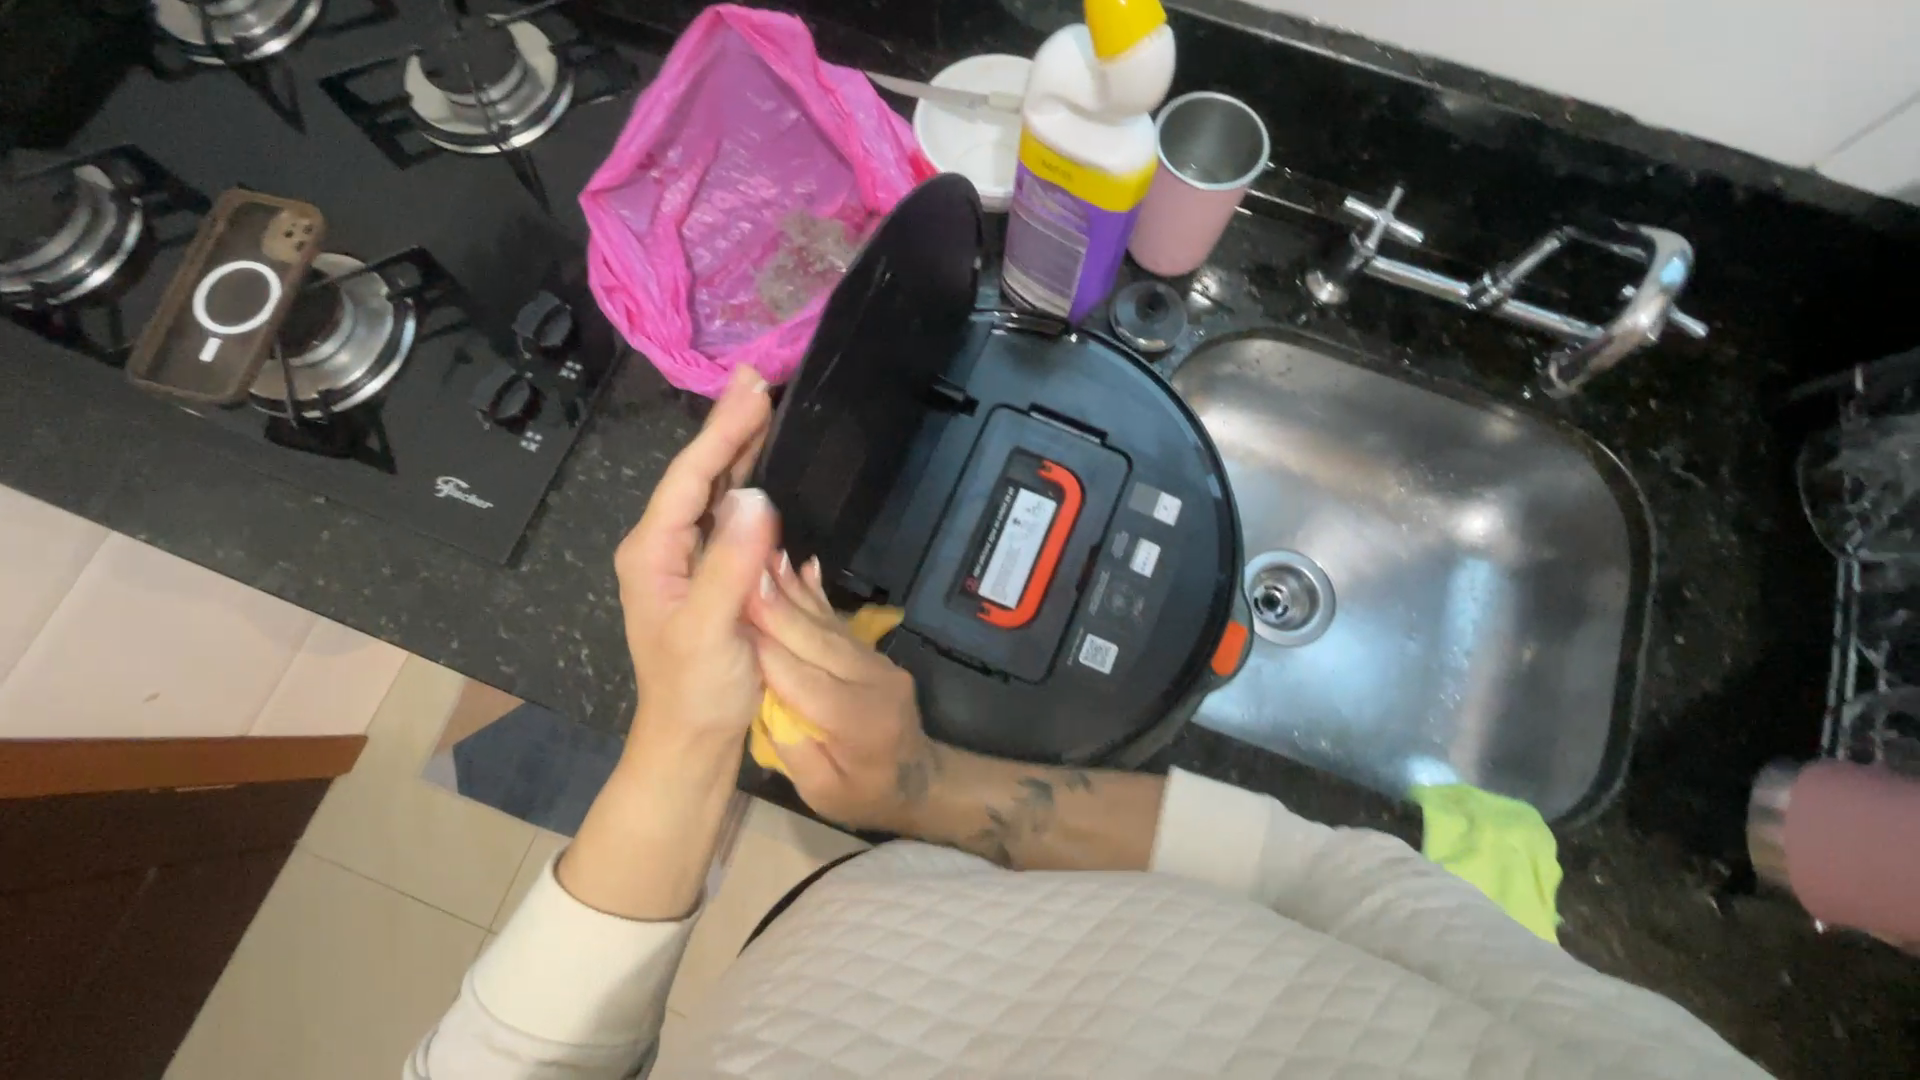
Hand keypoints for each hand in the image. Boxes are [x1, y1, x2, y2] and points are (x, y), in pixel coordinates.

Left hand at [559, 366, 775, 920]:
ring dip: (738, 451)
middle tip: (761, 382)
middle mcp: (663, 548)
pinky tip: (762, 472)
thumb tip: (756, 496)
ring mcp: (684, 563)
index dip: (722, 430)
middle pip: (697, 476)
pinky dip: (745, 486)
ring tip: (764, 412)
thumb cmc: (697, 690)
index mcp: (653, 552)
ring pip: (711, 493)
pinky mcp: (708, 577)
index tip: (754, 388)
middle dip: (728, 428)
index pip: (690, 478)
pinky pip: (726, 519)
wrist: (693, 742)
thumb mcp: (710, 629)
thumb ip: (729, 563)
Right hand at [749, 558, 940, 832]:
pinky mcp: (875, 655)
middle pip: (817, 641)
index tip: (733, 619)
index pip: (803, 680)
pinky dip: (817, 597)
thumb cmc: (865, 795)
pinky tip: (804, 568)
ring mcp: (877, 664)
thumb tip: (764, 702)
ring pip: (828, 625)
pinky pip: (841, 624)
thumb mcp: (823, 794)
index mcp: (857, 721)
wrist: (919, 780)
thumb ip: (795, 751)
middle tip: (744, 574)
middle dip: (778, 608)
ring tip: (767, 559)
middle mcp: (871, 683)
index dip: (767, 650)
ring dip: (795, 592)